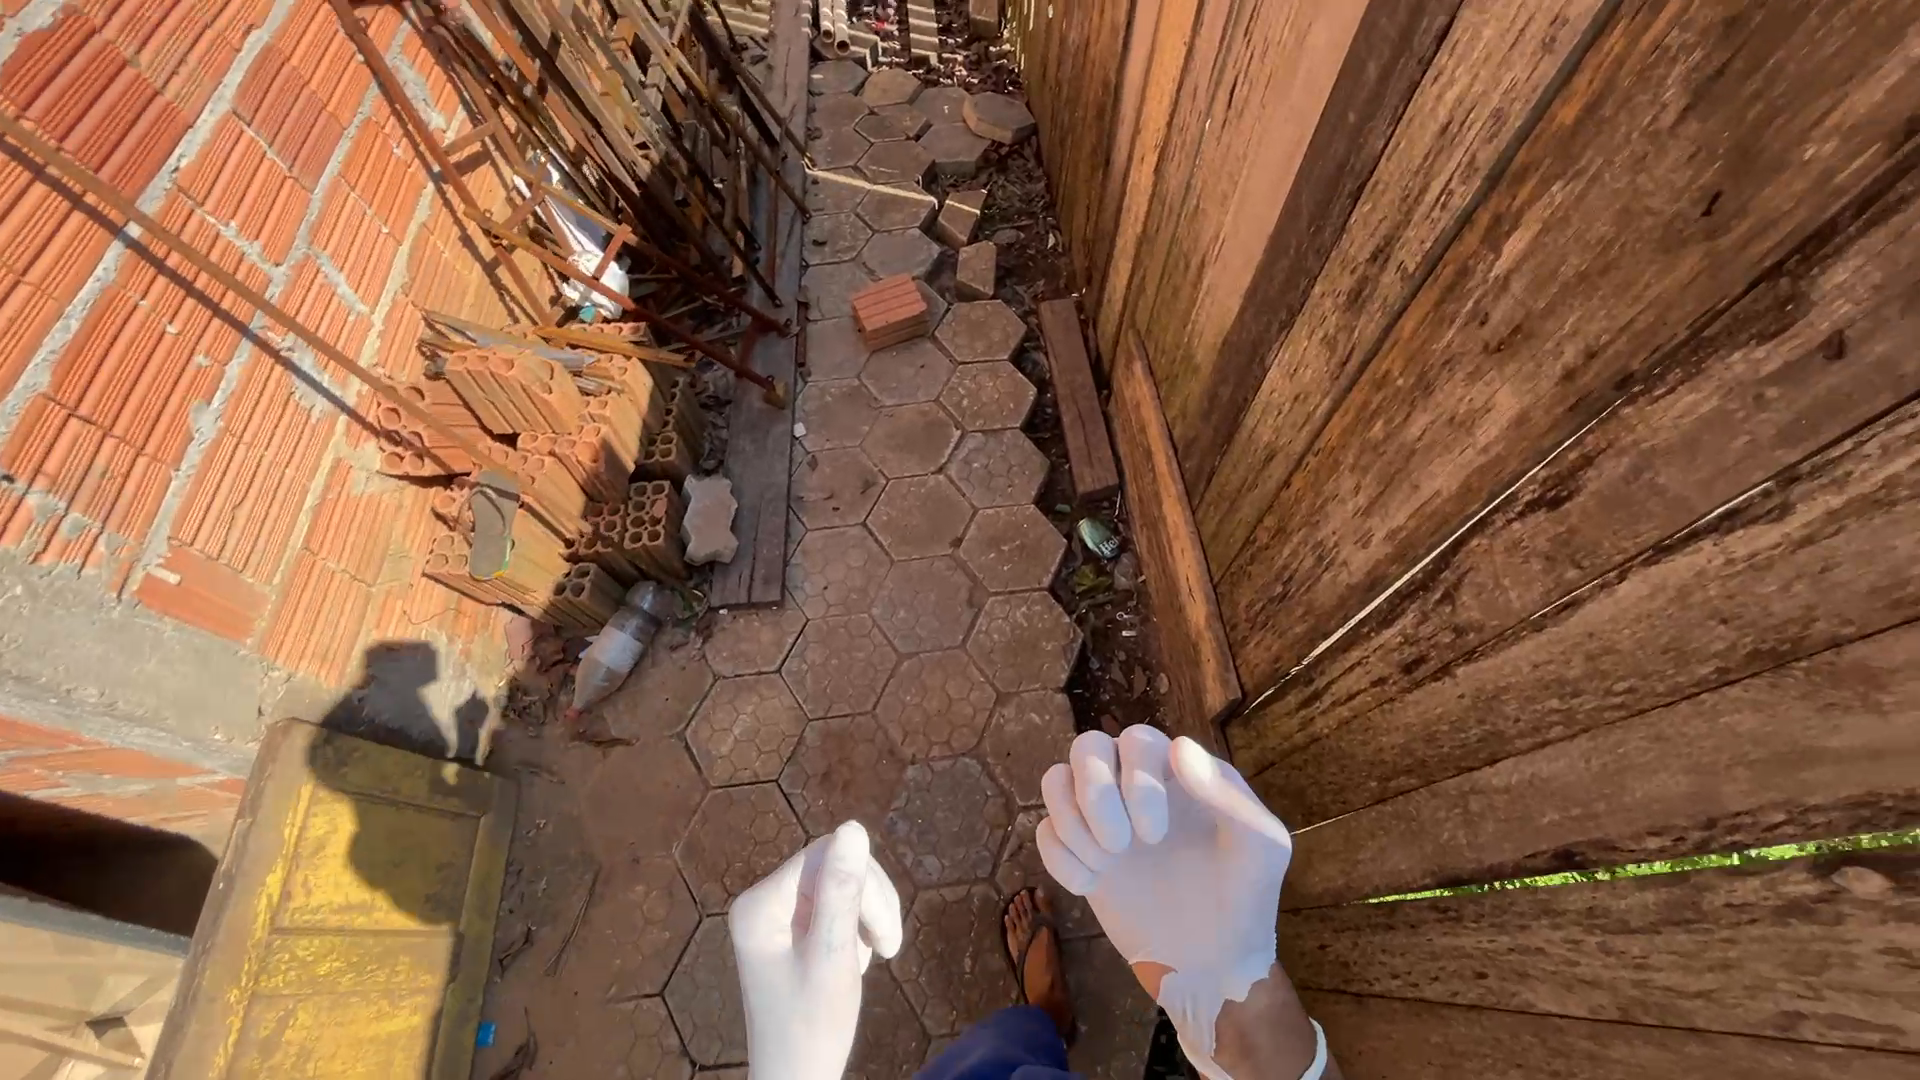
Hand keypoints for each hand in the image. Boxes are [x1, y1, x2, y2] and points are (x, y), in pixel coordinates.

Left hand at [729, 820, 903, 1079]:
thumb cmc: (812, 1027)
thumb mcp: (833, 957)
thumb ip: (843, 891)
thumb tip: (853, 825)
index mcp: (760, 903)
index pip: (826, 855)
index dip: (865, 884)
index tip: (888, 932)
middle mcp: (763, 899)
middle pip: (834, 866)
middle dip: (868, 901)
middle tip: (890, 947)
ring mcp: (776, 914)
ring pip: (841, 882)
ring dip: (868, 913)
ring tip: (878, 954)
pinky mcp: (792, 928)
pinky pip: (835, 903)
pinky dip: (857, 925)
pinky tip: (858, 957)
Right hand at [1037, 727, 1292, 1077]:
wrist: (1213, 963)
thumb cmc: (1246, 898)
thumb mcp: (1260, 849)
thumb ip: (1229, 796)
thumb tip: (1179, 746)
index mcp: (1176, 770)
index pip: (1137, 740)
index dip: (1137, 782)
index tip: (1156, 836)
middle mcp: (1132, 780)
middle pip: (1086, 746)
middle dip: (1095, 795)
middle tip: (1121, 846)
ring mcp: (1101, 814)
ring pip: (1055, 778)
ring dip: (1071, 822)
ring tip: (1105, 863)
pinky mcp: (1078, 849)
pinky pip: (1045, 830)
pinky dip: (1060, 858)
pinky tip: (1090, 886)